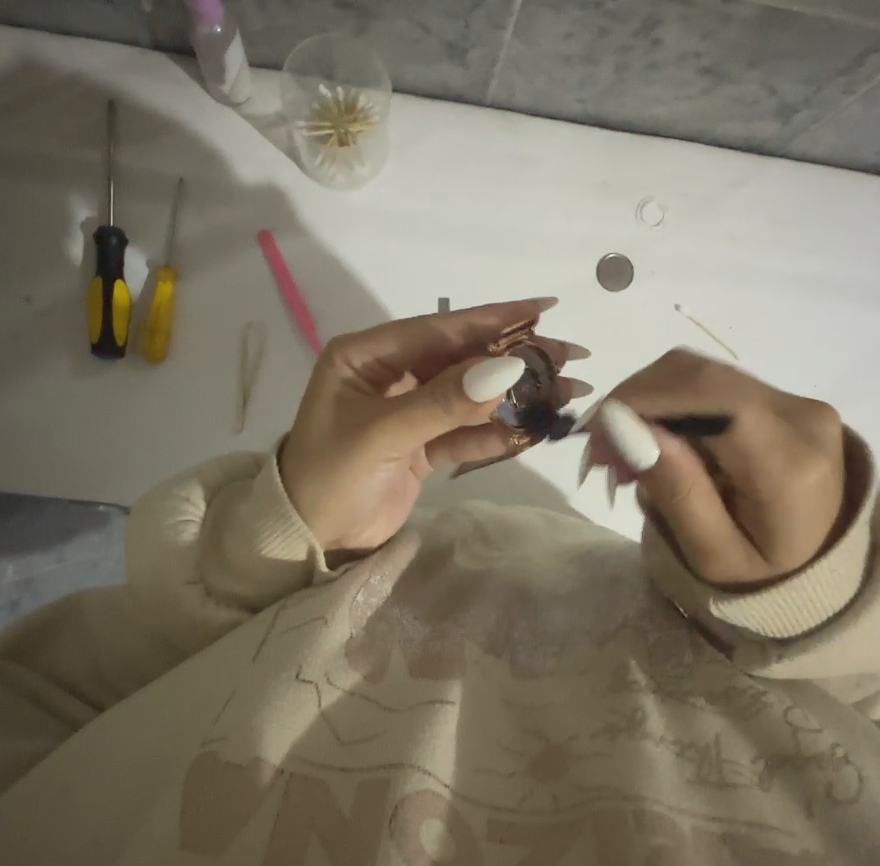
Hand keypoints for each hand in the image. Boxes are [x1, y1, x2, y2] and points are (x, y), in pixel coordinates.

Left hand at [278, 298, 585, 556]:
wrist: (310, 539)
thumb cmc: (331, 476)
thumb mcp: (382, 434)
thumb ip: (442, 403)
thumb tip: (504, 372)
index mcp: (366, 357)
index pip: (438, 329)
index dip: (491, 320)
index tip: (543, 311)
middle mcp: (389, 376)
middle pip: (461, 359)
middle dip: (513, 359)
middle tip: (569, 356)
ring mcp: (407, 412)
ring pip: (469, 396)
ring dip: (513, 397)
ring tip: (564, 392)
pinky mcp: (419, 447)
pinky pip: (464, 433)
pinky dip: (495, 433)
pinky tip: (531, 430)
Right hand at [584, 349, 855, 587]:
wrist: (821, 570)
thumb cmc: (762, 578)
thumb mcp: (712, 555)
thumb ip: (677, 491)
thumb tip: (628, 427)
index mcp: (789, 463)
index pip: (707, 399)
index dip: (640, 401)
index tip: (593, 438)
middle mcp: (801, 417)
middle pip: (699, 375)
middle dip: (634, 402)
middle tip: (597, 453)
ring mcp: (796, 403)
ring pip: (700, 374)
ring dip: (647, 403)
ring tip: (621, 455)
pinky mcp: (784, 400)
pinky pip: (712, 387)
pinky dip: (669, 407)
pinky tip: (653, 445)